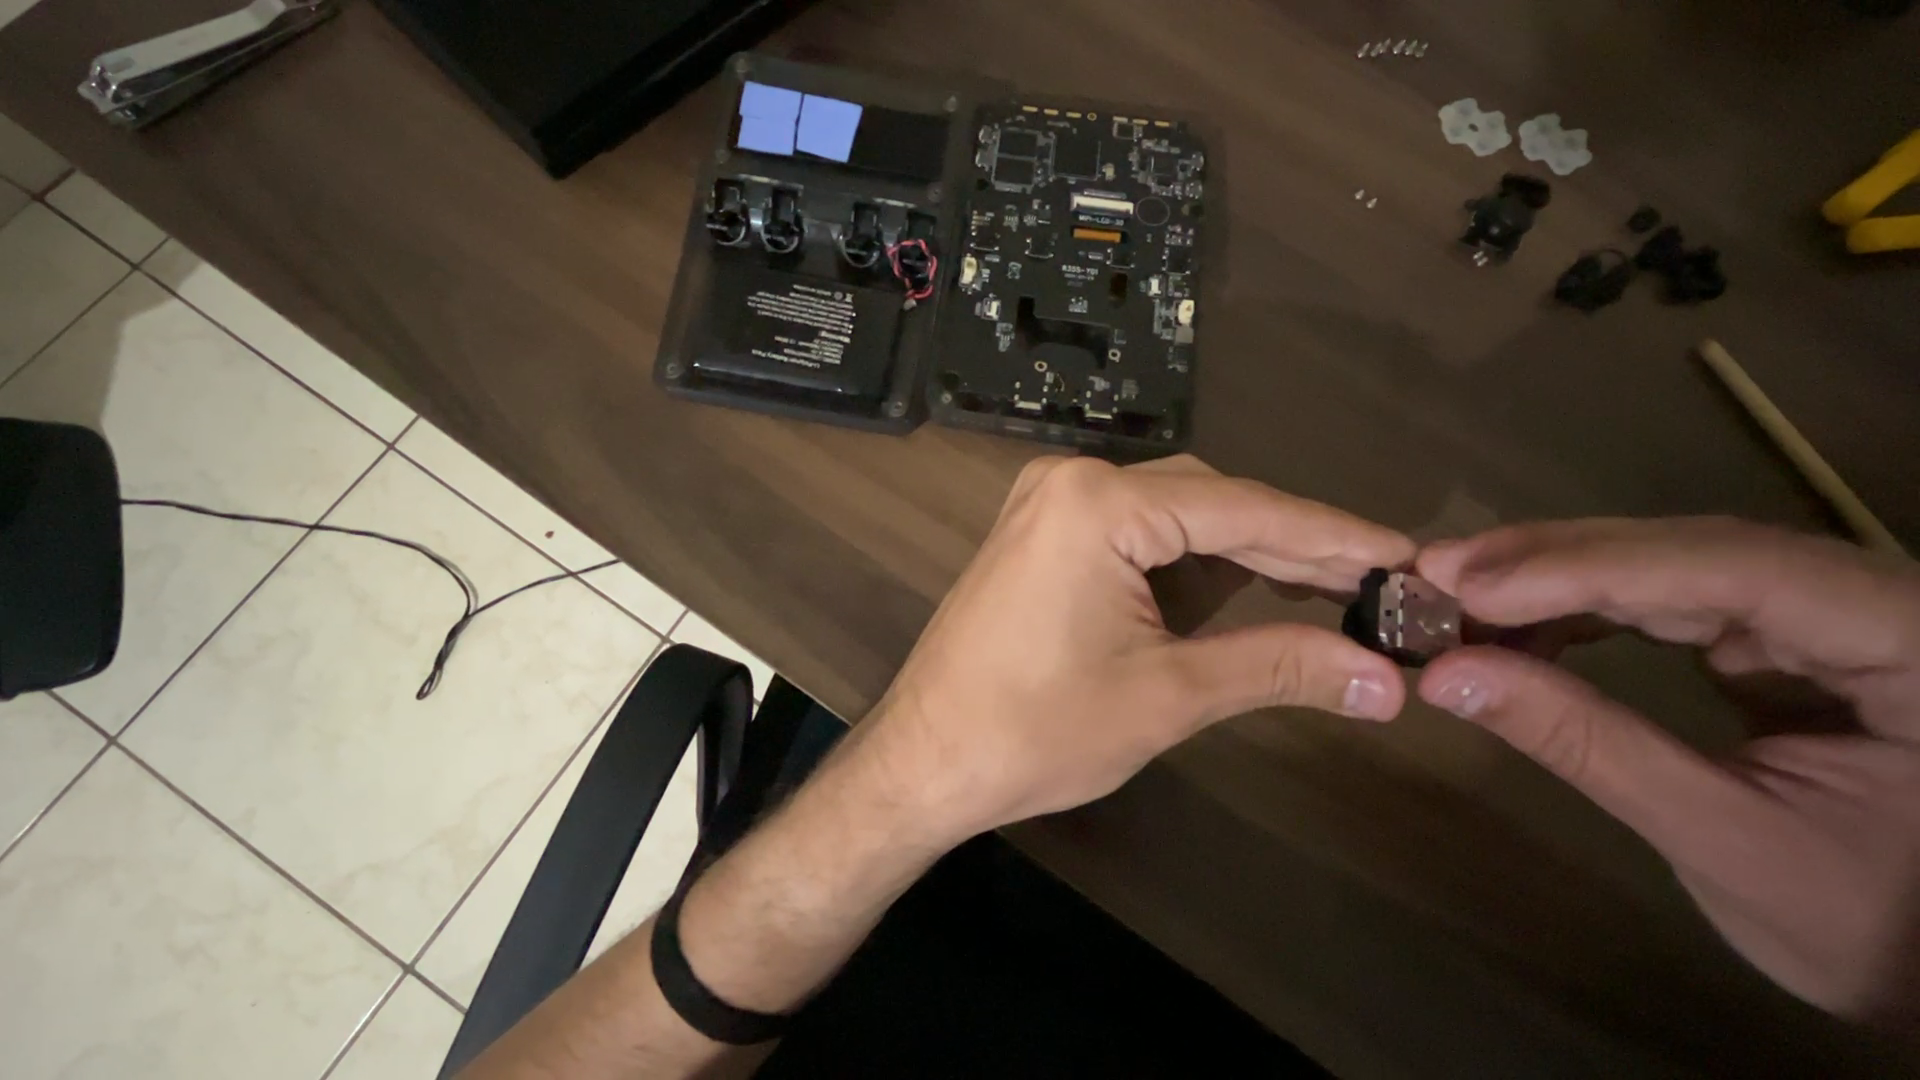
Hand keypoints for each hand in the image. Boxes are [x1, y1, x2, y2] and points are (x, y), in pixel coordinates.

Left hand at [850, 454, 1414, 846]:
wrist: (923, 761)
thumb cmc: (1035, 732)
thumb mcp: (1167, 696)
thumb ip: (1279, 667)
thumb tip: (1386, 680)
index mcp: (1099, 504)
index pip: (1243, 509)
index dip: (1332, 536)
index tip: (1408, 556)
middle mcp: (1073, 481)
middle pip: (1211, 503)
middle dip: (1292, 548)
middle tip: (1379, 585)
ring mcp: (1050, 504)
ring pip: (1175, 516)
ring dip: (1245, 555)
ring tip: (1330, 593)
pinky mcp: (1041, 534)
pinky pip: (1136, 533)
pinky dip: (1190, 563)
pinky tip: (1243, 591)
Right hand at [1413, 518, 1919, 1027]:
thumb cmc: (1867, 925)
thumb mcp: (1720, 836)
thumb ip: (1584, 743)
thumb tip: (1443, 677)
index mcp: (1917, 644)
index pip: (1738, 571)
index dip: (1593, 570)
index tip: (1471, 589)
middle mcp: (1880, 601)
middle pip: (1697, 548)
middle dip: (1556, 561)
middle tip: (1438, 572)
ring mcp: (1835, 611)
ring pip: (1676, 561)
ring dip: (1557, 576)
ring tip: (1460, 594)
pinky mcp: (1792, 632)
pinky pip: (1675, 594)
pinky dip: (1586, 605)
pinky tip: (1522, 621)